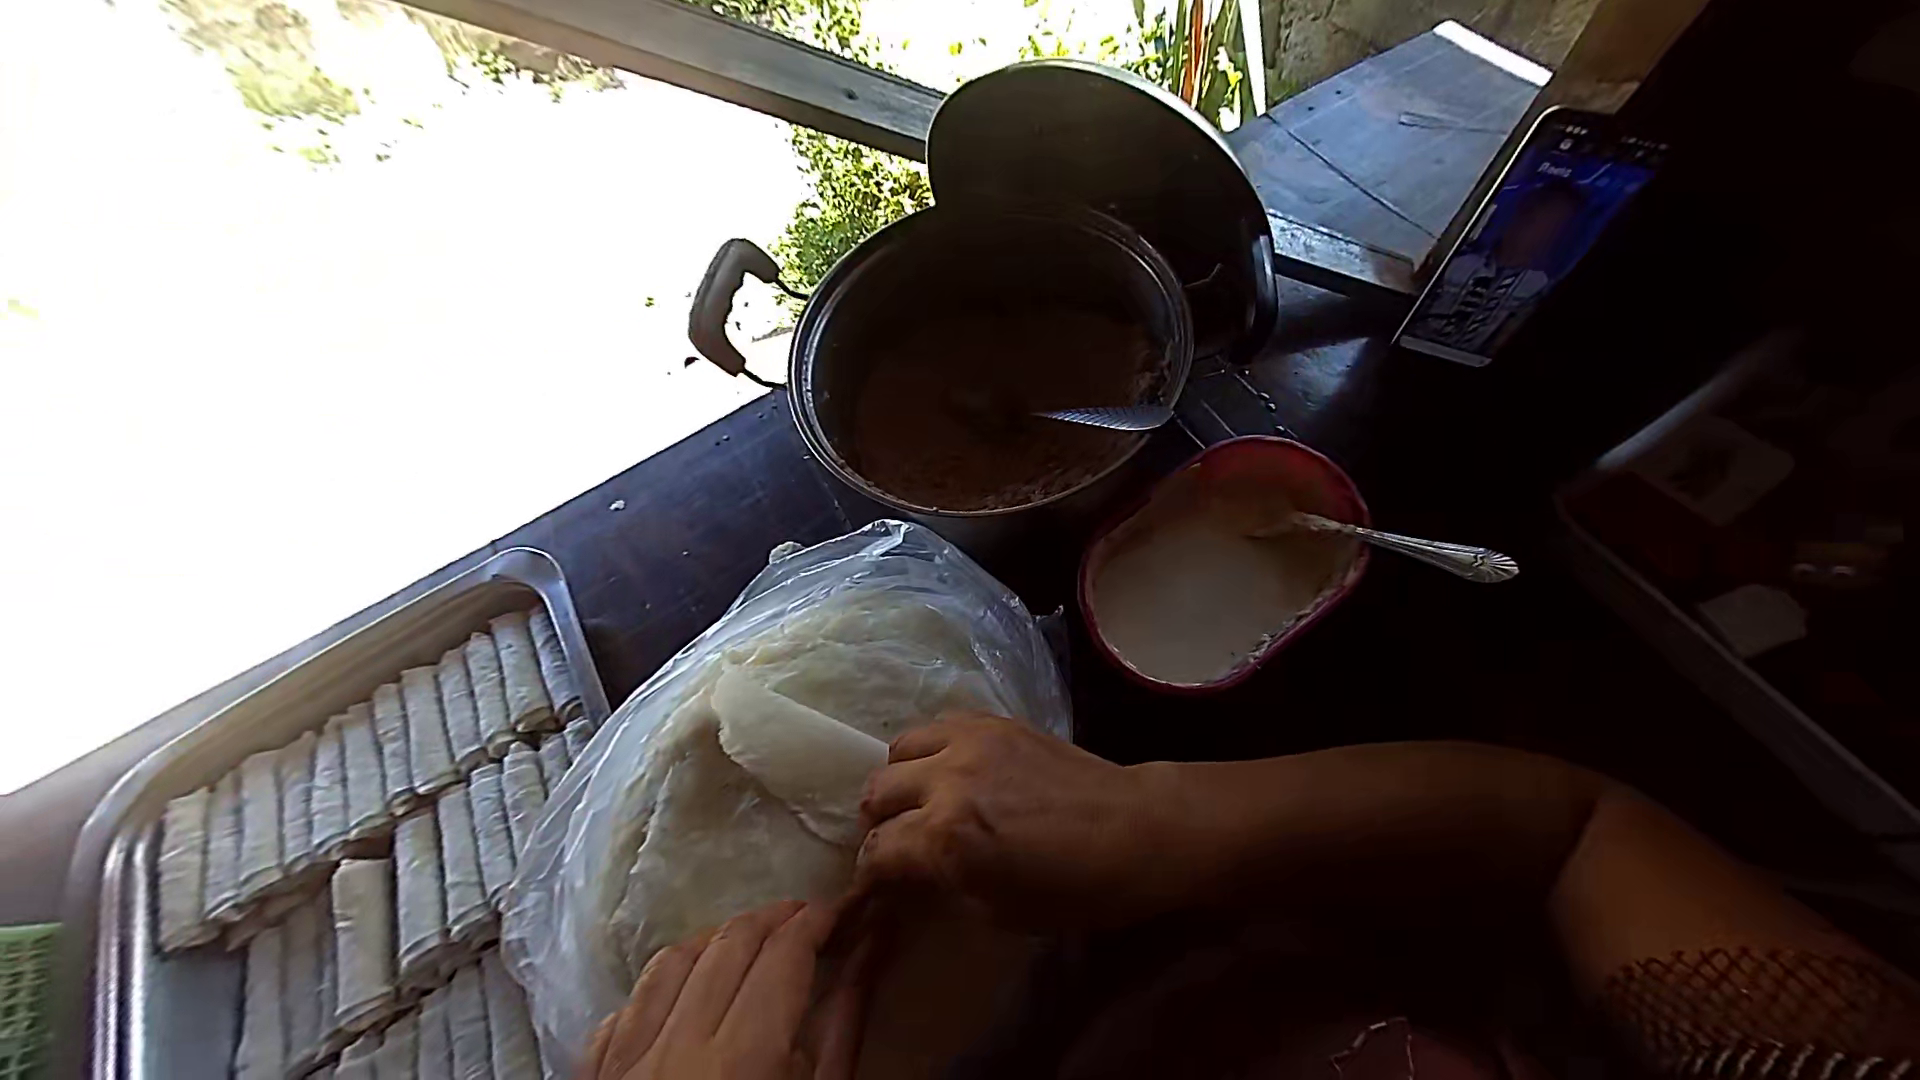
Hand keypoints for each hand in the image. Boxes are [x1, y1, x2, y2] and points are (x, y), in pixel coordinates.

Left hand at [580, 900, 871, 1079]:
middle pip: (731, 942)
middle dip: (775, 917)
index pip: (785, 953)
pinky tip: (687, 992)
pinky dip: (661, 984)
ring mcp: (625, 1067)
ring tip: (751, 942)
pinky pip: (626, 1009)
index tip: (839, 910)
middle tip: (806, 918)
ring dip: (718, 938)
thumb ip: (842, 1030)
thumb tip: (866, 954)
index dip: (817, 919)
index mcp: (743, 1061)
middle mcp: (677, 1050)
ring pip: (672, 960)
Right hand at [854, 711, 1170, 927]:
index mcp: (946, 837)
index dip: (868, 873)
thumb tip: (910, 872)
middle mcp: (946, 779)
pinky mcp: (992, 720)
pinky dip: (932, 747)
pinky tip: (949, 765)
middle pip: (877, 790)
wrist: (1130, 828)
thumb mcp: (996, 911)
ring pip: (900, 746)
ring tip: (918, 794)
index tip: (874, 881)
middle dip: (877, 822)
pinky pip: (939, 723)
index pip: (877, 850)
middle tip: (895, 837)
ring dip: (900, 776)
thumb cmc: (1071, 888)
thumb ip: (941, 883)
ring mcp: (969, 740)